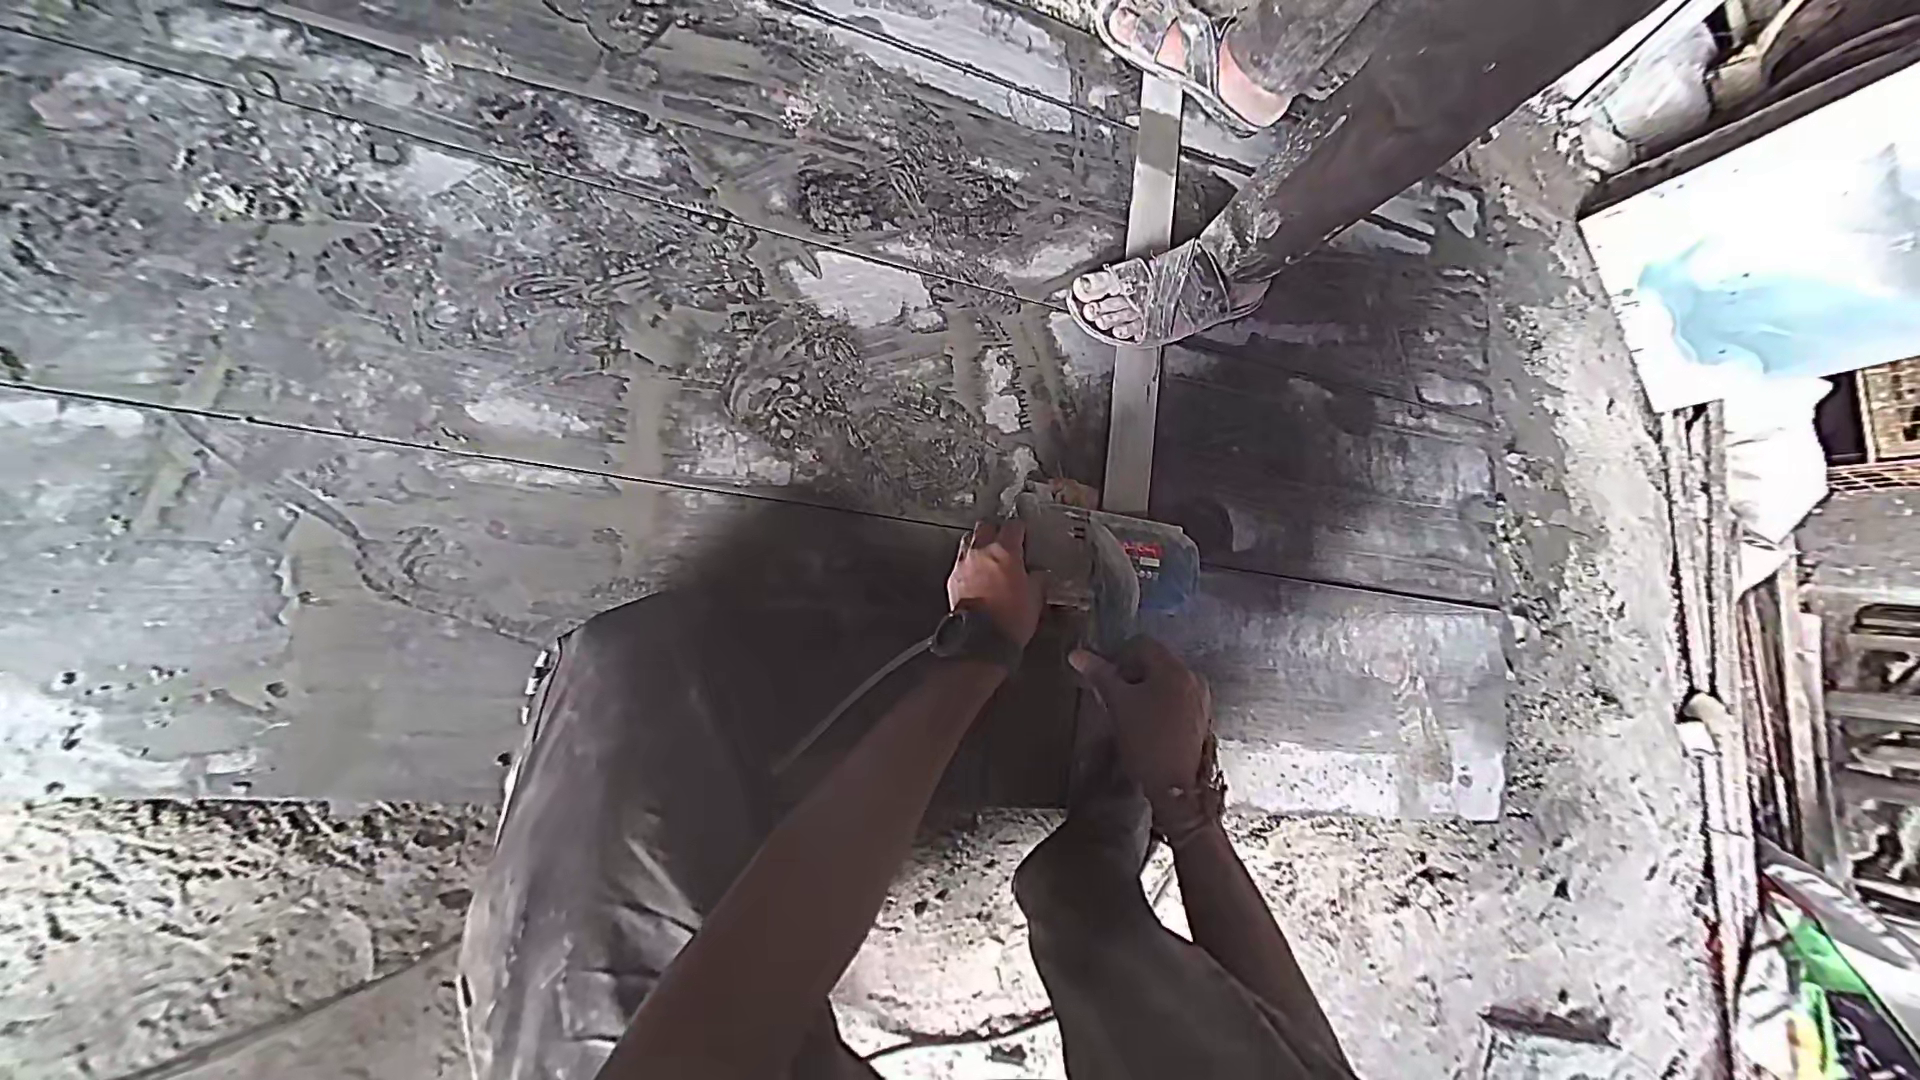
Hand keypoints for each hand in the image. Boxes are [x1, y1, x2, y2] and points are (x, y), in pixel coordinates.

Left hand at [947, 519, 1044, 646]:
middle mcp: (981, 552)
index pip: (1013, 526)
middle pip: (986, 526)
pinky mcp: (953, 579)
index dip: (1020, 529)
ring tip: (987, 554)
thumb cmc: (1011, 618)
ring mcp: (964, 564)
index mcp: (1005, 552)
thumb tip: (1038, 575)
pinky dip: (968, 563)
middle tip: (1004, 540)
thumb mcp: (1035, 597)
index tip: (1023, 534)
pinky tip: (976, 573)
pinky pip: (960, 561)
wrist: (982, 639)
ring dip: (978, 543)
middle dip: (995, 530)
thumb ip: (1037, 579)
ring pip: (969, 540)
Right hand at [1069, 636, 1212, 803]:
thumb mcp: (1117, 704)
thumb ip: (1099, 675)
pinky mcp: (1202, 719)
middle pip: (1155, 661)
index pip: (1142, 644)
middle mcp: (1193, 678)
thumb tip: (1076, 654)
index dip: (1119, 656)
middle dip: (1131, 673)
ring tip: (1128, 711)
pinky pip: (1176, 698)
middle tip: (1113, 695)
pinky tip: (1146, 723)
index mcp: (1174, 669)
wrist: (1175, 788)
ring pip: (1165, 681)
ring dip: (1144, 689)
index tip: (1105, 678)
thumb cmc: (1145, 741)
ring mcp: (1201, 700)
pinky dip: (1159, 702)